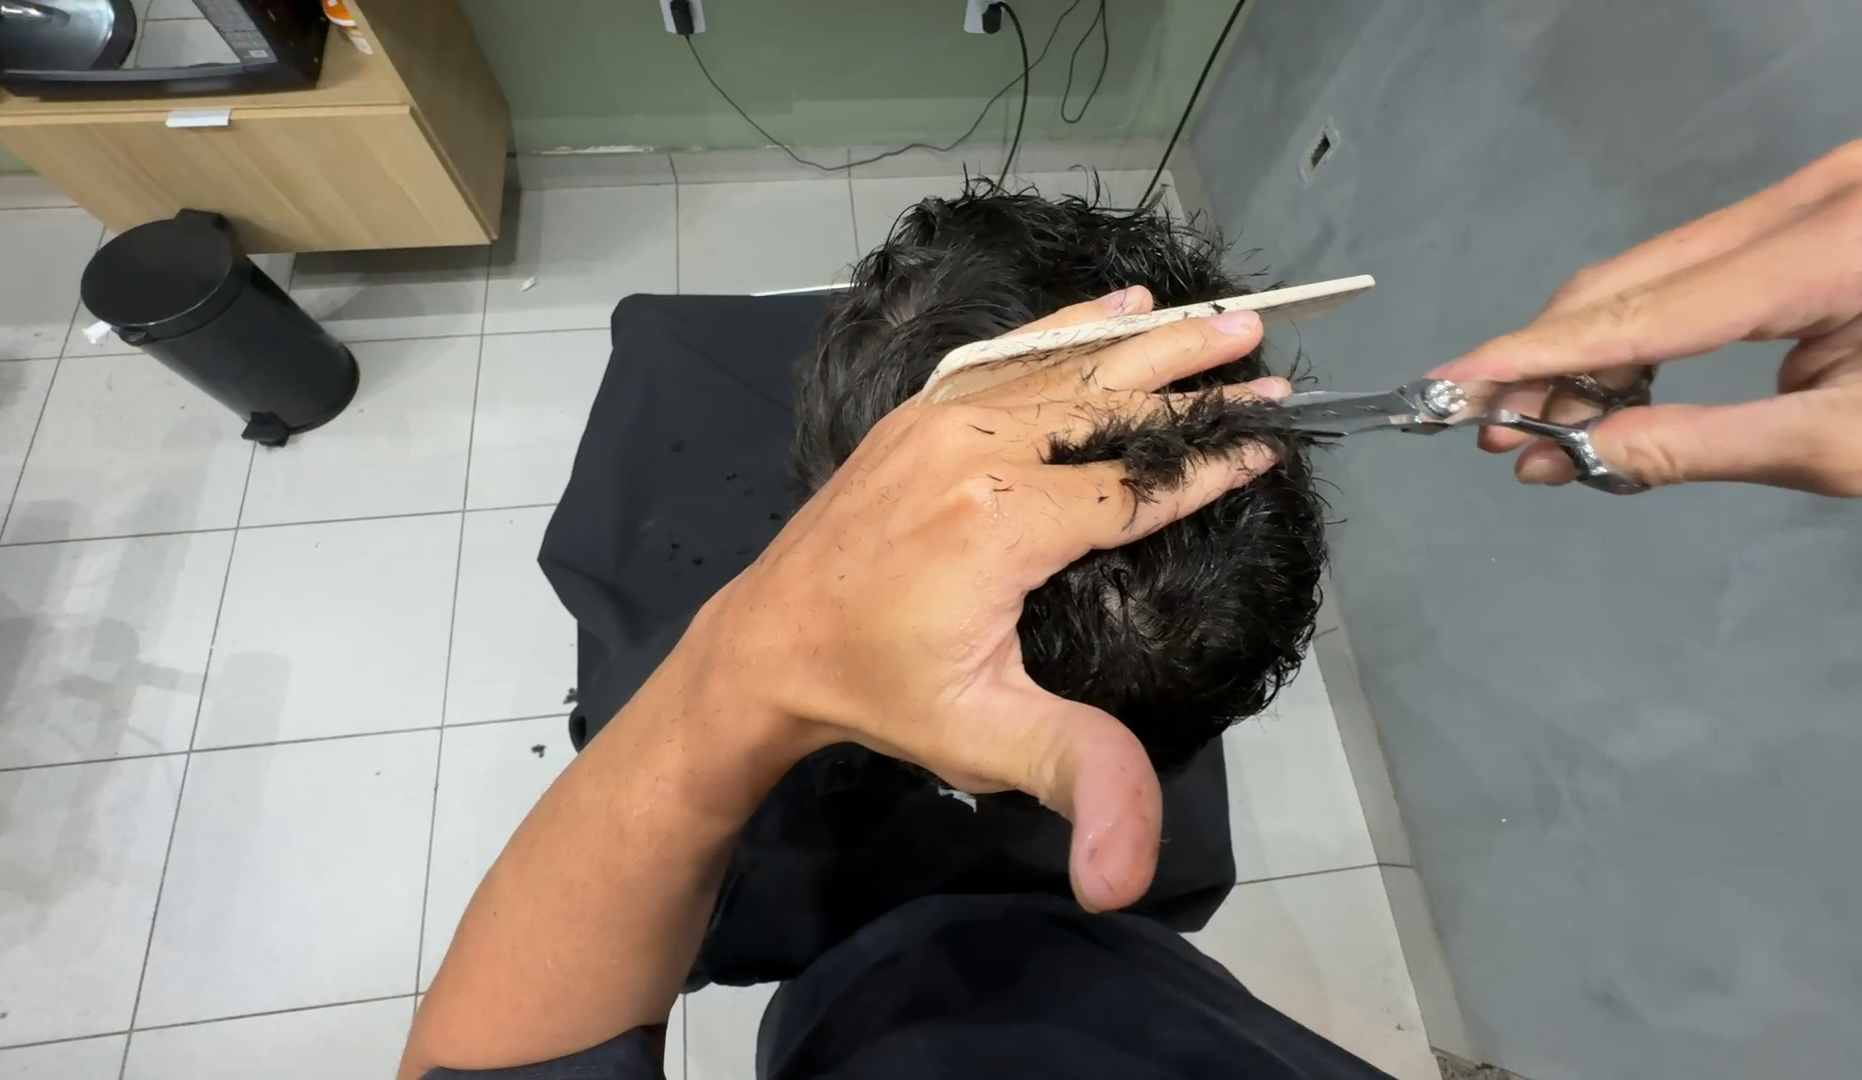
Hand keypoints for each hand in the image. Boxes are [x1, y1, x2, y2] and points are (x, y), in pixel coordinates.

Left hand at [697, 287, 1285, 911]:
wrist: (768, 643)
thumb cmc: (876, 690)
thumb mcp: (980, 741)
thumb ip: (1072, 779)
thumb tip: (1126, 883)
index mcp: (1003, 522)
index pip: (1132, 485)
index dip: (1205, 467)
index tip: (1269, 443)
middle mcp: (974, 450)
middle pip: (1107, 405)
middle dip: (1194, 385)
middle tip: (1268, 361)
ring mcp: (937, 421)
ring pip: (1061, 366)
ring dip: (1146, 343)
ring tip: (1217, 318)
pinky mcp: (912, 416)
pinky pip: (1001, 359)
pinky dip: (1064, 328)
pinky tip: (1112, 307)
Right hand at [1431, 139, 1861, 494]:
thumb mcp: (1853, 442)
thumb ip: (1699, 444)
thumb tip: (1564, 458)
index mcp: (1846, 244)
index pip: (1642, 309)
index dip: (1532, 353)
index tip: (1445, 383)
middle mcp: (1823, 195)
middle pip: (1629, 280)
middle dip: (1549, 363)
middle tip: (1498, 432)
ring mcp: (1819, 195)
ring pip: (1645, 276)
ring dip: (1584, 357)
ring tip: (1552, 427)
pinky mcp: (1813, 213)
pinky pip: (1685, 273)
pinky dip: (1635, 340)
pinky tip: (1616, 391)